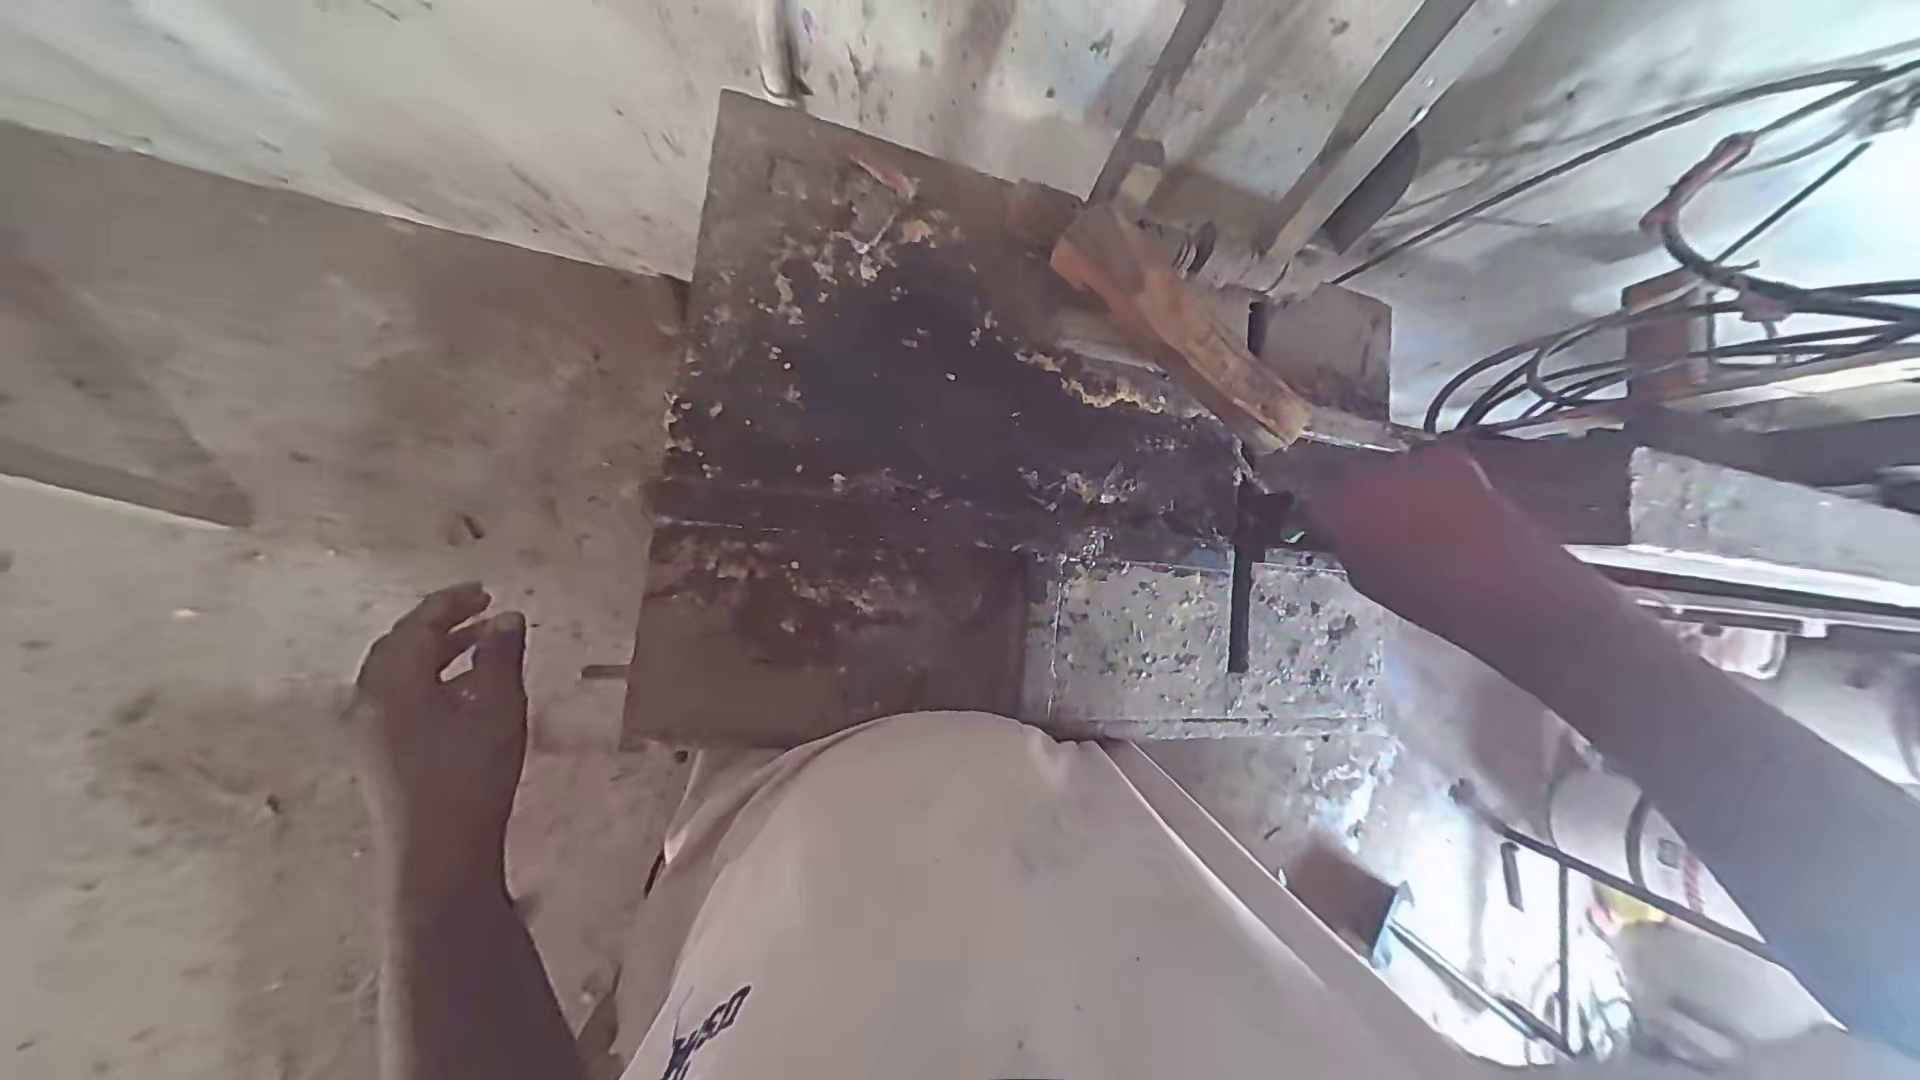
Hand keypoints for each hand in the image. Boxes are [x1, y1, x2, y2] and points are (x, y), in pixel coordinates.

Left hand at [346, 582, 527, 901]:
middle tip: (482, 608)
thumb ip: (500, 657)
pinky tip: (466, 687)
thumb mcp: (497, 707)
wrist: (437, 851)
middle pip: (399, 647)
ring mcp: (369, 731)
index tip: (484, 590)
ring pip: (399, 673)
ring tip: (481, 641)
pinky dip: (432, 677)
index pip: (416, 628)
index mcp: (392, 685)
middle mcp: (368, 702)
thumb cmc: (471, 773)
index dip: (449, 604)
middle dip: (441, 624)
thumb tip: (507, 617)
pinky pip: (401, 696)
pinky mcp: (379, 752)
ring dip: (438, 650)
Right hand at [1267, 442, 1594, 643]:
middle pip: (1346, 480)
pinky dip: (1423, 483)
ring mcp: (1412, 461)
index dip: (1316, 518)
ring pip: (1384, 471)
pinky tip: (1436, 509)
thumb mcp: (1367, 578)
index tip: (1322, 531)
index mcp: (1338, 507)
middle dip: (1351, 498)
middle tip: (1362, 525)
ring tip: (1405, 519)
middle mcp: (1367, 475)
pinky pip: (1422, 467)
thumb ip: (1347, 546)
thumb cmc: (1429, 598)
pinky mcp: (1453, 458)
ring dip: (1388, 490)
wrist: (1511, 590)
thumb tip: (1342, 533)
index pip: (1311, 503)